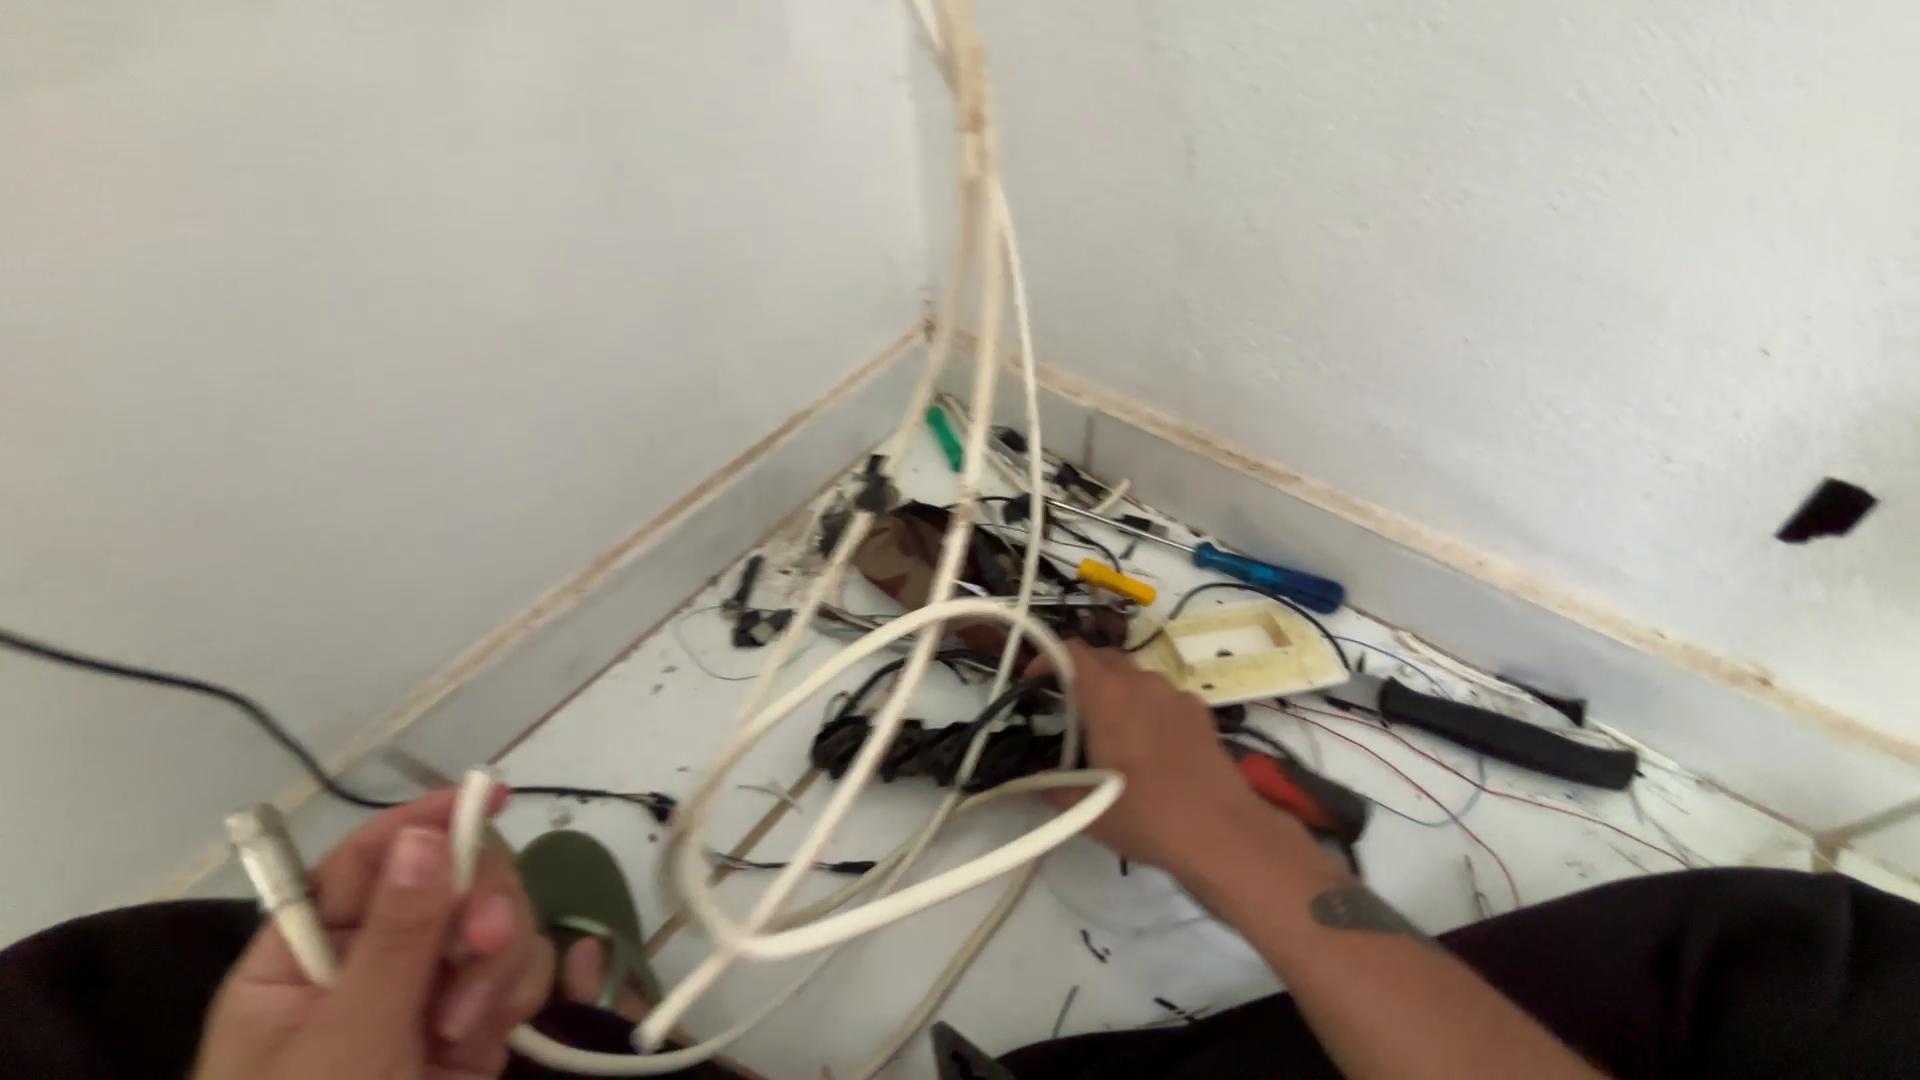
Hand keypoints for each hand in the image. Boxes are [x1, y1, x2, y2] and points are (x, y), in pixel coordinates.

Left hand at [193, 787, 554, 1079]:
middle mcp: (377, 957)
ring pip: (502, 920)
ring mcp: (433, 987)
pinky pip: (526, 966)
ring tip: (470, 1035)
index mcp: (310, 954)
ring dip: (501, 967)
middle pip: (456, 878)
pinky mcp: (479, 1017)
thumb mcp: (344, 1045)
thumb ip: (391, 940)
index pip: (366, 859)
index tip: (485, 795)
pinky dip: (525, 992)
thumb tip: (422, 836)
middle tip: (483, 946)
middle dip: (481, 907)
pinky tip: (502, 1032)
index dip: (422, 819)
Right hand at [1041, 642, 1307, 874]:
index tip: (1032, 681)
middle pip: (1104, 658)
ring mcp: (1176, 695)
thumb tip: (1029, 783)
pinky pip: (1164, 695)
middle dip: (1079, 672)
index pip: (1071, 652)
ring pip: (1136, 676)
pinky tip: (1148, 742)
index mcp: (1108, 695)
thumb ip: (1050, 789)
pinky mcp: (1201, 712)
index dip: (1047, 658)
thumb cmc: (1146, 814)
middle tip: (1065, 705)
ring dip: (1115, 689)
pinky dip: (1147, 705)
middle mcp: (1142, 683)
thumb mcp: (1086, 809)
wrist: (1222, 832)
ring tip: (1107, 726)